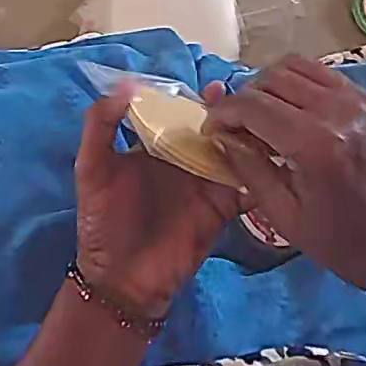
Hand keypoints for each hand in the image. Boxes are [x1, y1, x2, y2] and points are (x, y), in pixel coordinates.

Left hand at [74, 91, 244, 318]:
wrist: (121, 281)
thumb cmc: (103, 221)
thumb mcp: (92, 168)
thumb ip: (101, 125)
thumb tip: (126, 84)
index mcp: (159, 144)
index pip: (183, 111)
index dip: (199, 98)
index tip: (217, 86)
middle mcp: (187, 157)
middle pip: (216, 127)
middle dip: (233, 113)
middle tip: (249, 104)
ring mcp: (208, 181)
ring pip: (237, 150)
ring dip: (252, 137)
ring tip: (265, 126)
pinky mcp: (225, 207)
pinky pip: (249, 186)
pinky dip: (262, 174)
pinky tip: (272, 160)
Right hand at [203, 55, 365, 316]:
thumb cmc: (353, 247)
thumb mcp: (288, 219)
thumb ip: (250, 169)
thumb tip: (224, 138)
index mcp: (314, 143)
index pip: (251, 104)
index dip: (222, 113)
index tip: (210, 129)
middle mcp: (337, 109)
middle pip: (271, 77)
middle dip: (244, 96)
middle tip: (235, 126)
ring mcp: (358, 99)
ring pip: (297, 66)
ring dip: (270, 85)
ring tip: (262, 116)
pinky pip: (323, 75)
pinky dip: (299, 85)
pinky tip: (294, 114)